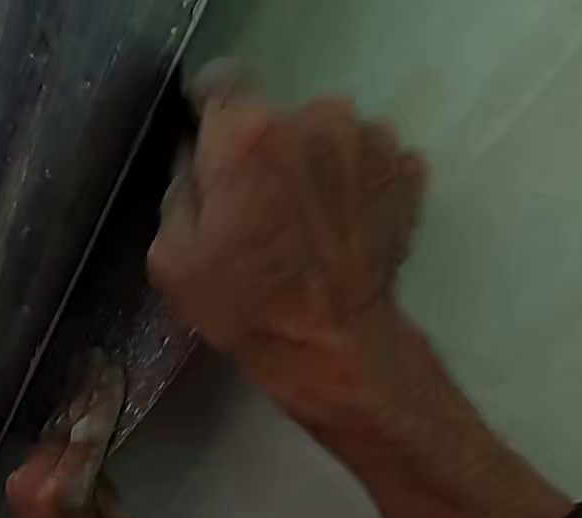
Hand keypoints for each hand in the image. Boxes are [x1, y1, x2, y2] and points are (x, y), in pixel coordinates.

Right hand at [149, 63, 569, 517]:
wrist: (346, 367)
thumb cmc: (249, 331)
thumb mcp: (173, 279)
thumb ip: (177, 211)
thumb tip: (197, 174)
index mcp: (248, 148)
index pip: (218, 86)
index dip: (204, 117)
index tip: (200, 148)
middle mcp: (314, 129)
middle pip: (268, 122)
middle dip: (249, 166)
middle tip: (241, 228)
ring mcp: (370, 151)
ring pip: (317, 146)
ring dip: (297, 184)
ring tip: (289, 249)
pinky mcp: (407, 180)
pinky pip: (358, 172)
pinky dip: (340, 197)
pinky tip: (329, 251)